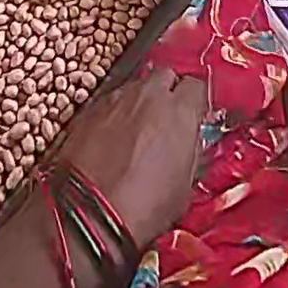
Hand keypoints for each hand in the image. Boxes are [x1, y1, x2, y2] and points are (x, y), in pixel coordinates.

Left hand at [56, 67, 203, 249]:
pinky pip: (113, 100)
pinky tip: (115, 136)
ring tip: (140, 129)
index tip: (195, 112)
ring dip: (142, 101)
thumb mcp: (184, 184)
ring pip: (137, 86)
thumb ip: (190, 150)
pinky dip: (118, 112)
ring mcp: (118, 98)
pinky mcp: (92, 107)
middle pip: (165, 76)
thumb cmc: (144, 205)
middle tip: (168, 116)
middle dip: (169, 91)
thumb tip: (188, 140)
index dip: (196, 100)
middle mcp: (149, 95)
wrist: (91, 211)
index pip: (196, 86)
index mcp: (179, 111)